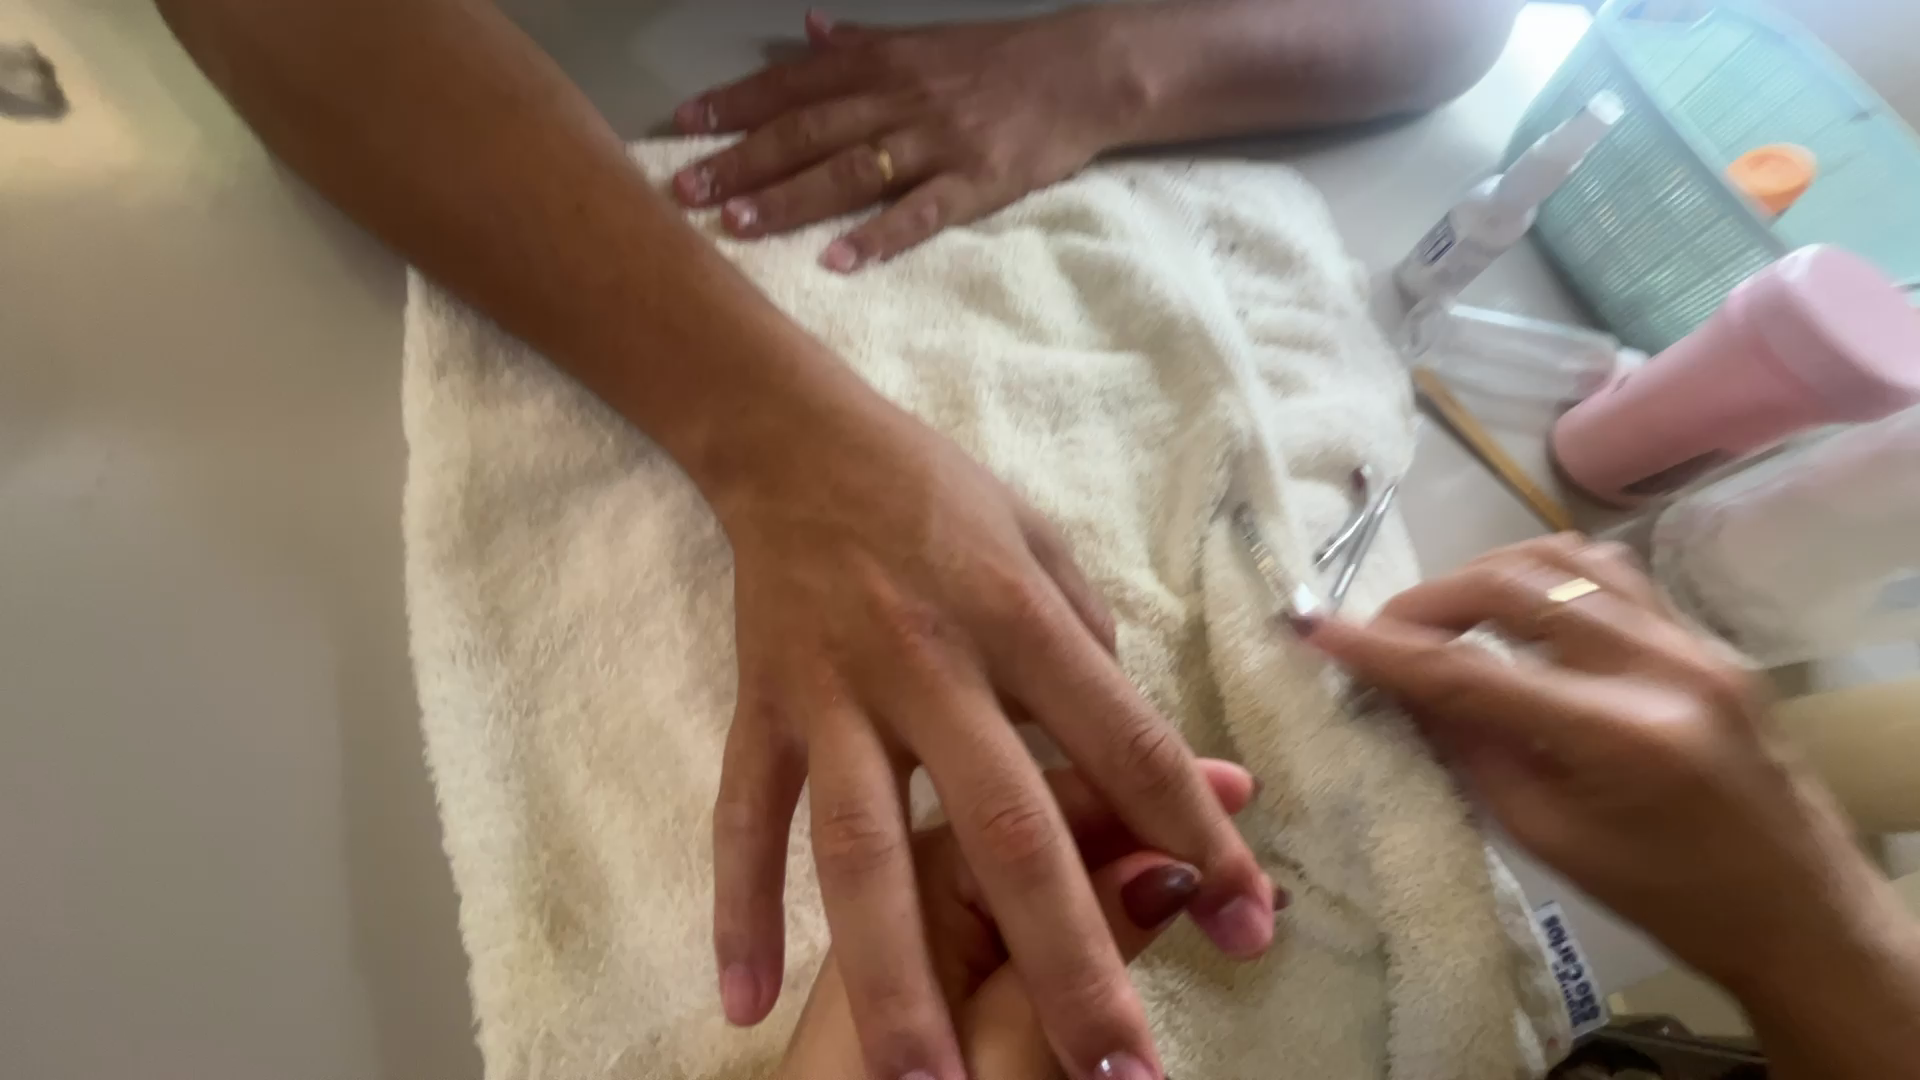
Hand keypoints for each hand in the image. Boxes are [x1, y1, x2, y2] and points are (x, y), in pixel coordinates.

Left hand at [671, 7, 1147, 270]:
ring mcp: (935, 143)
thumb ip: (862, 43)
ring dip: (792, 199)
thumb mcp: (923, 41)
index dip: (735, 106)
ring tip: (741, 227)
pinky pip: (920, 213)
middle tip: (689, 194)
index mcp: (880, 62)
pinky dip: (878, 236)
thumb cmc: (996, 62)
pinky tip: (839, 260)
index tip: (683, 130)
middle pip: (807, 131)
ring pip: (851, 170)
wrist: (1079, 72)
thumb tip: (808, 31)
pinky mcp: (975, 183)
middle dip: (743, 161)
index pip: (792, 85)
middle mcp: (897, 98)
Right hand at [711, 385, 1271, 1079]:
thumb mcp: (1038, 537)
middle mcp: (926, 662)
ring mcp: (833, 691)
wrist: (803, 449)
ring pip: (861, 847)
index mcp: (1013, 612)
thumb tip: (1121, 736)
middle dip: (1068, 953)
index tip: (1254, 924)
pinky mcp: (762, 704)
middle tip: (1124, 1076)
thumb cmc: (936, 489)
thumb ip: (1083, 640)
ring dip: (897, 972)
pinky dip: (736, 904)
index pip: (1121, 738)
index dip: (1196, 830)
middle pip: (1002, 822)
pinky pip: (744, 813)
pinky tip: (743, 997)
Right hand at [1290, 535, 1887, 990]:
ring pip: (1558, 558)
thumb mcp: (1535, 828)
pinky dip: (1536, 573)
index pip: (1465, 670)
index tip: (1313, 628)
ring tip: (1441, 613)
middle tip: (1378, 632)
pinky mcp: (1705, 636)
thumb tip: (1394, 682)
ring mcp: (1696, 642)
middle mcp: (1665, 668)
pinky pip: (1604, 570)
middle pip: (1510, 588)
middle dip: (1424, 602)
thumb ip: (1461, 740)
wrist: (1806, 918)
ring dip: (1479, 575)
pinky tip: (1512, 602)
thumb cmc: (1661, 894)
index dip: (1378, 647)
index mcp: (1620, 736)